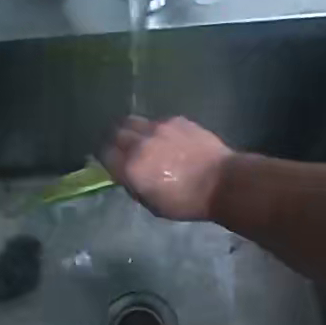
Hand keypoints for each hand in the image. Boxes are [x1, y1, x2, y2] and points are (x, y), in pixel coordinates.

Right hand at [100, 115, 234, 220]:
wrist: (221, 182)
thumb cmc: (185, 202)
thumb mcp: (151, 204)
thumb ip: (133, 186)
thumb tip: (126, 175)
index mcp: (131, 168)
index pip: (104, 153)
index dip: (104, 157)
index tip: (108, 161)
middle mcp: (140, 143)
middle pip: (115, 132)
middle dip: (114, 139)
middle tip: (118, 147)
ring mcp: (159, 127)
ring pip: (133, 121)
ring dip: (130, 130)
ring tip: (137, 138)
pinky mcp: (176, 120)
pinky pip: (155, 121)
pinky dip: (152, 128)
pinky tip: (162, 138)